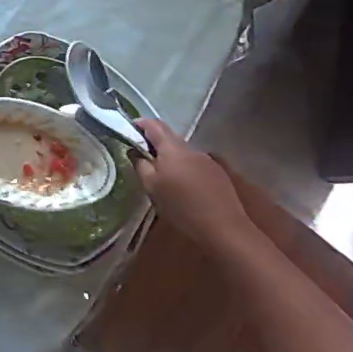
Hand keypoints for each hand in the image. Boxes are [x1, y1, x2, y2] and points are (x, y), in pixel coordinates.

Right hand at [131, 118, 255, 243]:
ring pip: (182, 150)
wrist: (223, 227)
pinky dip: (183, 166)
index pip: (154, 125)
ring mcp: (206, 160)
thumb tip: (134, 151)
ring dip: (169, 155)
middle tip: (141, 154)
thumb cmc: (181, 206)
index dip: (140, 124)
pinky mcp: (217, 172)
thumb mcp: (152, 187)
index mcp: (172, 149)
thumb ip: (140, 165)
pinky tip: (182, 184)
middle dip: (153, 141)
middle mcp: (191, 148)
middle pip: (169, 136)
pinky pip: (194, 162)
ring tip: (161, 173)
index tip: (129, 132)